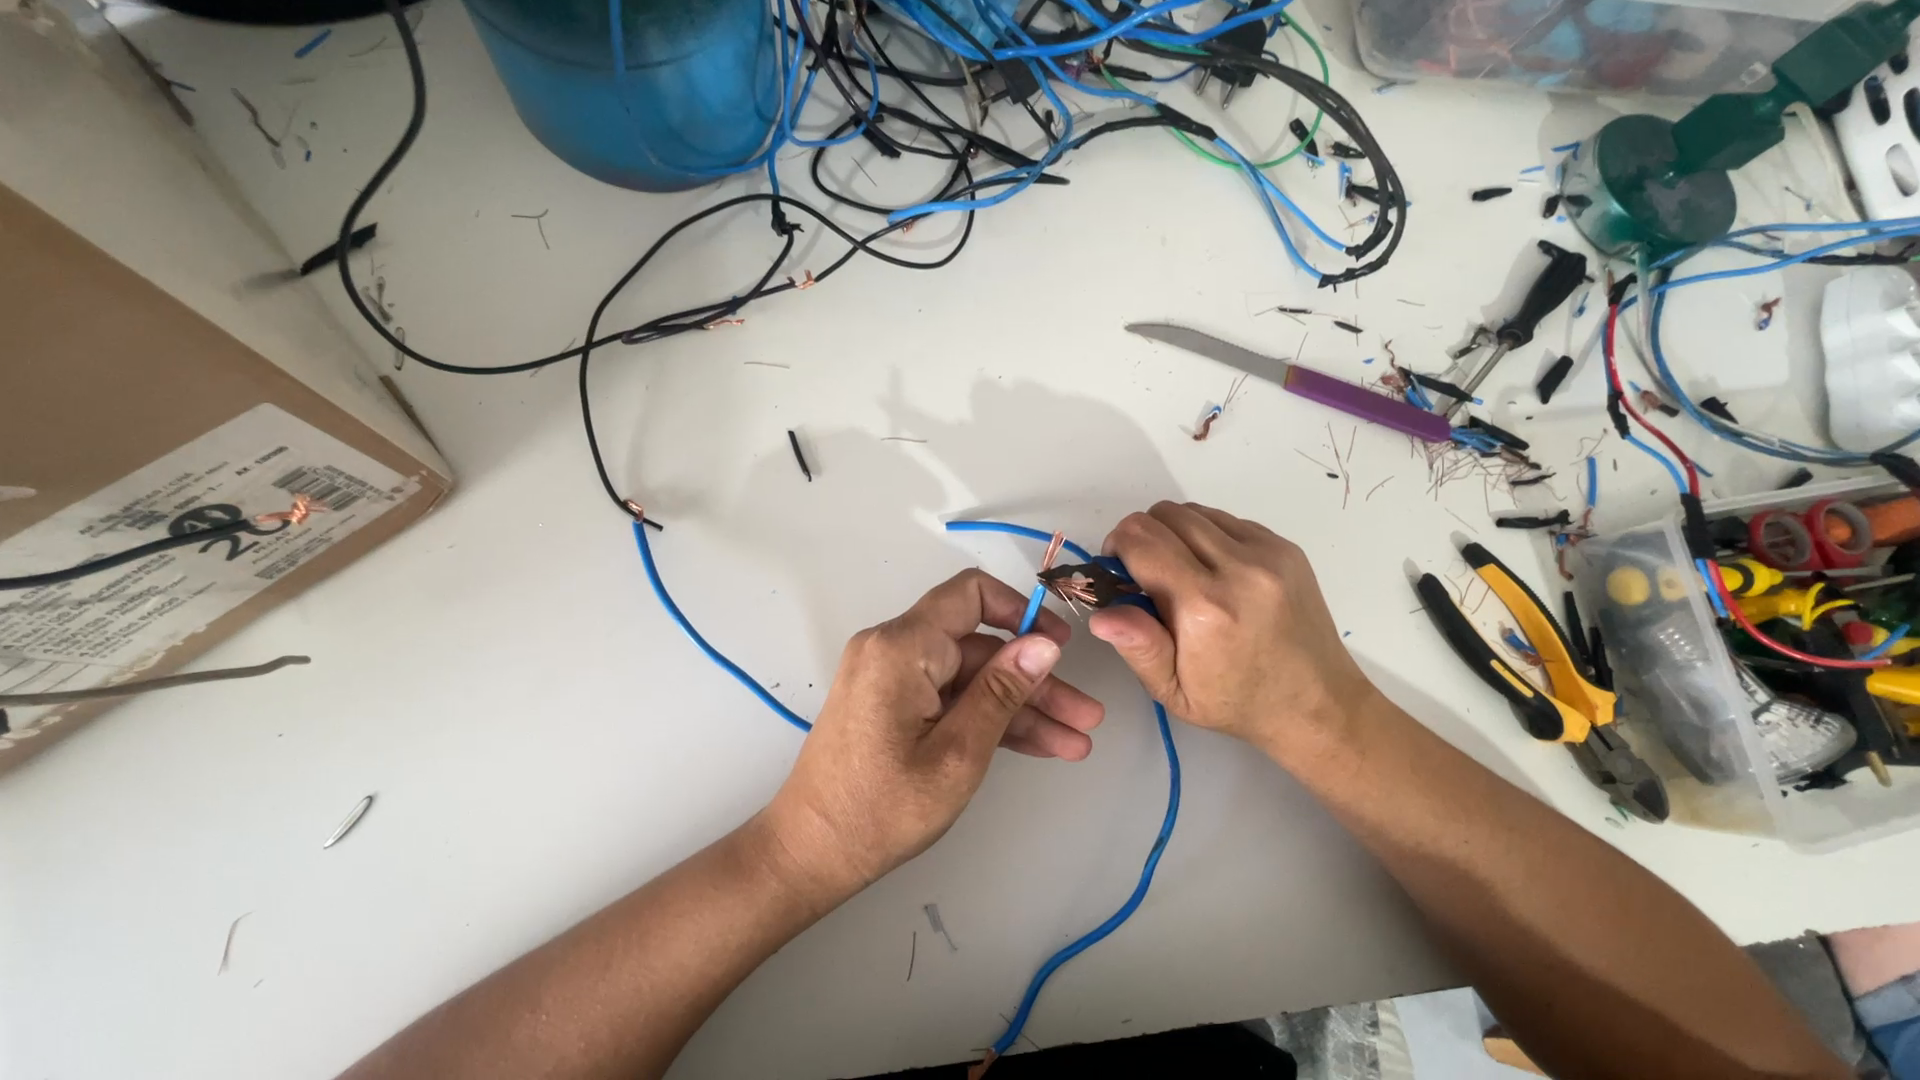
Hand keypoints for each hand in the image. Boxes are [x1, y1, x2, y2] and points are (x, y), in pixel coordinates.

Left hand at [764, 569, 1105, 893]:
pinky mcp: (892, 706)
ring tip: (1076, 743)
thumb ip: (1003, 692)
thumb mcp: (958, 753)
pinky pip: (949, 699)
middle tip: (1086, 717)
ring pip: (971, 679)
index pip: (971, 595)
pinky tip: (1040, 747)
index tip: (1060, 645)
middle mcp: (893, 650)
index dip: (1022, 612)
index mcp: (903, 647)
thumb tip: (1044, 643)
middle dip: (1036, 682)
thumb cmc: (883, 808)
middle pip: (979, 648)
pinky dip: (988, 720)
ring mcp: (892, 680)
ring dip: (1021, 709)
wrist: (811, 853)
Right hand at [1087, 502, 1376, 756]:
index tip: (1117, 572)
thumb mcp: (1174, 691)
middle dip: (1142, 537)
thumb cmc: (1236, 702)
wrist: (1317, 703)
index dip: (1117, 547)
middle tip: (1145, 574)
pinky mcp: (1285, 547)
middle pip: (1164, 515)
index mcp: (1204, 607)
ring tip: (1182, 574)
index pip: (1141, 539)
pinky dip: (1207, 536)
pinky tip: (1214, 572)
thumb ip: (1138, 646)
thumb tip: (1101, 614)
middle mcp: (1238, 569)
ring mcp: (1267, 553)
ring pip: (1194, 511)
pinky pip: (1226, 520)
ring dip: (1174, 533)